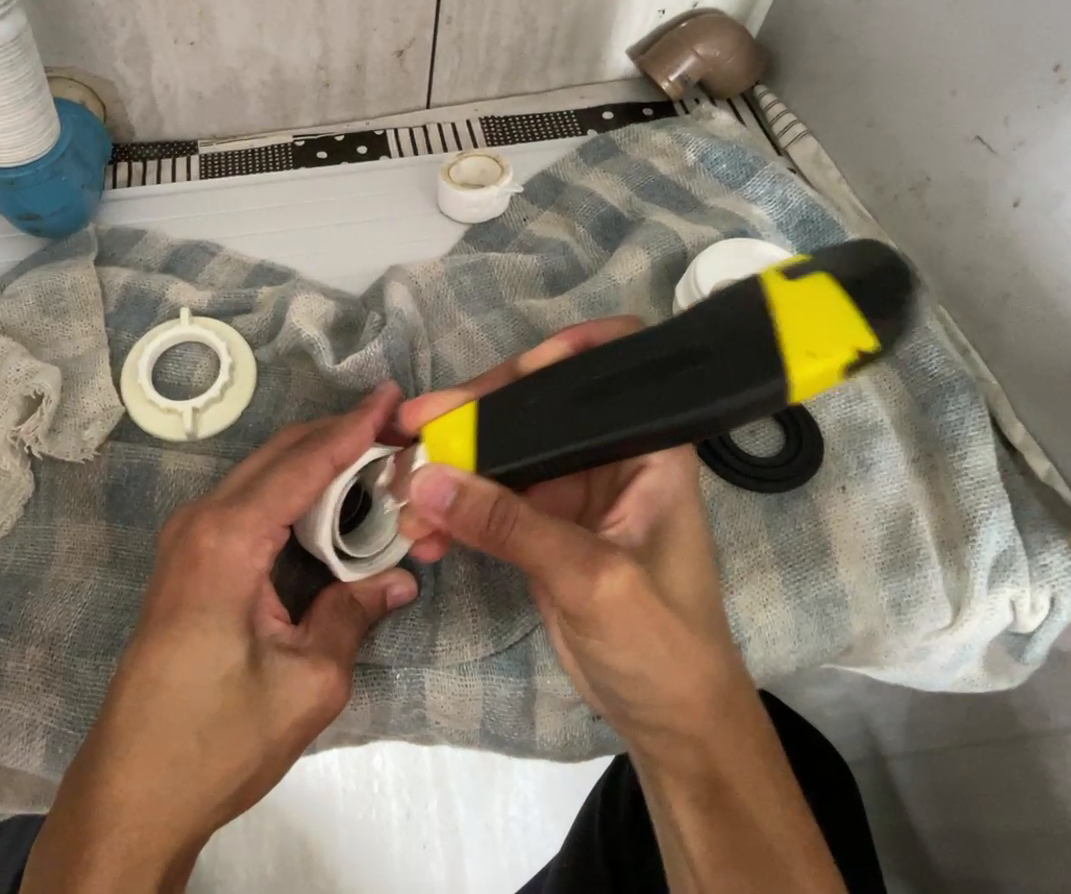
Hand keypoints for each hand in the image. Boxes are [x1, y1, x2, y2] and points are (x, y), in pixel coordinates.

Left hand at [23, 383, 418, 893]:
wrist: (134, 789)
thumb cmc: (219, 736)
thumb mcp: (307, 681)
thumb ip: (353, 615)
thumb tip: (399, 578)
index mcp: (228, 538)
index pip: (303, 463)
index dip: (353, 428)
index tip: (393, 395)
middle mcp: (201, 522)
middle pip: (278, 457)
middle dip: (337, 436)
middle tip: (394, 430)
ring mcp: (186, 541)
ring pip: (261, 478)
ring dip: (314, 465)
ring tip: (372, 462)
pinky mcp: (186, 564)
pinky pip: (247, 507)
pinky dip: (291, 496)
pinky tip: (327, 508)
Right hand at [398, 320, 847, 891]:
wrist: (667, 720)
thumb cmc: (663, 642)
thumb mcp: (590, 578)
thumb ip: (508, 526)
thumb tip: (425, 479)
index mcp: (647, 450)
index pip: (615, 370)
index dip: (570, 351)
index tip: (508, 373)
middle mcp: (605, 458)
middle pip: (534, 409)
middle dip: (471, 418)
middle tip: (412, 429)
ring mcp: (567, 492)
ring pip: (498, 455)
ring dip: (448, 470)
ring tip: (403, 497)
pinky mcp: (537, 526)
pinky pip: (483, 502)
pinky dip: (450, 512)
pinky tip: (422, 534)